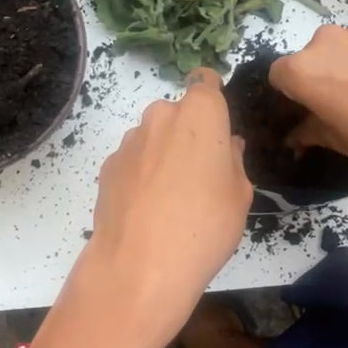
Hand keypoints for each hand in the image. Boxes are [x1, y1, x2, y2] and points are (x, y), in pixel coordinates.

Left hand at [35, 70, 252, 347]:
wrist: (140, 267)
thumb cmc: (205, 226)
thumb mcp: (240, 195)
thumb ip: (234, 162)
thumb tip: (227, 147)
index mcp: (201, 113)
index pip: (205, 81)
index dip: (212, 96)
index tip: (218, 124)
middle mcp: (161, 116)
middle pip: (178, 113)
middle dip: (189, 133)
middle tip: (201, 174)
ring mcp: (129, 141)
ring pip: (153, 137)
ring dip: (163, 155)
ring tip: (172, 200)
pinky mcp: (107, 167)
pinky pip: (133, 161)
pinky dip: (141, 176)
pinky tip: (148, 211)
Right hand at [270, 23, 347, 194]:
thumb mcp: (342, 142)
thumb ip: (312, 131)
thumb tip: (296, 135)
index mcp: (304, 69)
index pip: (279, 76)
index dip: (290, 97)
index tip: (306, 114)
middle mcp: (327, 41)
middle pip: (310, 58)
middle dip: (319, 80)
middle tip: (340, 110)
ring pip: (340, 49)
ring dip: (346, 68)